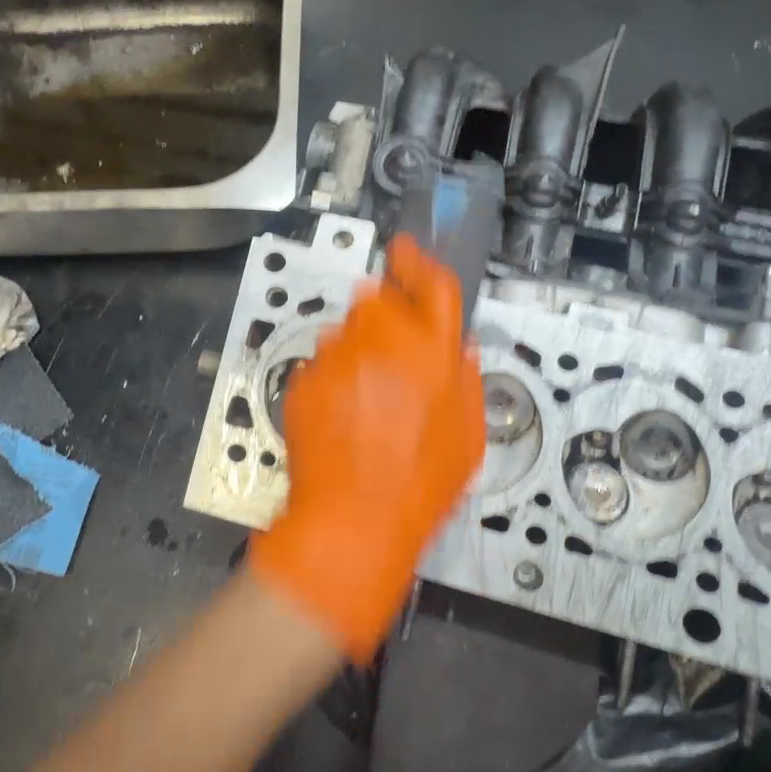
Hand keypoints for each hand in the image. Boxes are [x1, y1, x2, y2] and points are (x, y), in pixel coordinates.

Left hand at [249, 235, 484, 659]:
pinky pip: (321, 362)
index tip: (408, 250)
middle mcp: (380, 344)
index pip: (430, 284)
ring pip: (346, 328)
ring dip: (358, 346)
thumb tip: (458, 349)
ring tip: (369, 396)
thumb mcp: (467, 437)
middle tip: (395, 351)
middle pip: (381, 297)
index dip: (420, 262)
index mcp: (431, 352)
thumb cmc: (418, 487)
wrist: (350, 522)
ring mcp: (335, 360)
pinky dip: (333, 375)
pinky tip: (344, 413)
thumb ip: (465, 380)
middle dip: (386, 313)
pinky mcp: (303, 380)